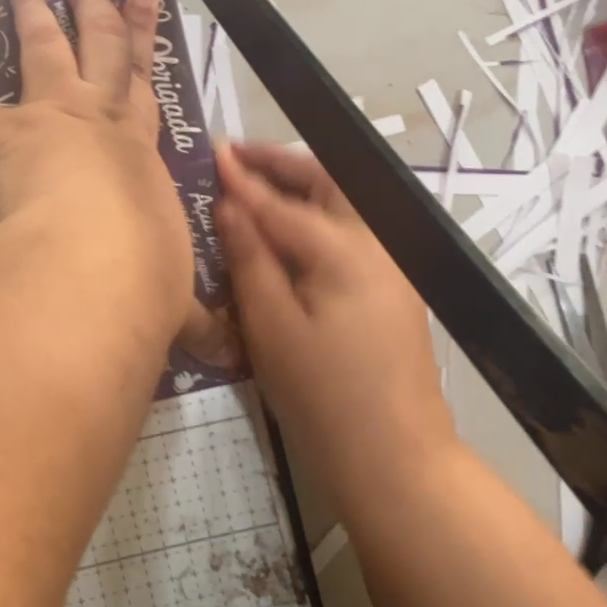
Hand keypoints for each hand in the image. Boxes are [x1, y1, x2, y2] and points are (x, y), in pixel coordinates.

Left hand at [0, 0, 235, 367]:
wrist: (105, 258)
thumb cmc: (146, 270)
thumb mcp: (173, 292)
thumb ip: (191, 317)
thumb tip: (221, 353)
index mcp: (142, 150)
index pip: (145, 90)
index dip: (145, 46)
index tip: (145, 6)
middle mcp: (105, 121)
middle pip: (104, 51)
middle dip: (98, 12)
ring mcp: (60, 118)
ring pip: (50, 53)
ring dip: (39, 19)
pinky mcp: (14, 135)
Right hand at [215, 143, 453, 484]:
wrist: (393, 455)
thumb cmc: (321, 394)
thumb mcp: (271, 326)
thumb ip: (250, 259)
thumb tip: (230, 207)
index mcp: (346, 252)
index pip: (281, 203)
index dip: (243, 178)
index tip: (212, 151)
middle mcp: (377, 247)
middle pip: (330, 184)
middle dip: (283, 164)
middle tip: (238, 156)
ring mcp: (390, 268)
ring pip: (344, 205)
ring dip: (301, 186)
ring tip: (256, 183)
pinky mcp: (390, 290)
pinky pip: (348, 233)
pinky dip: (314, 216)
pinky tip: (283, 231)